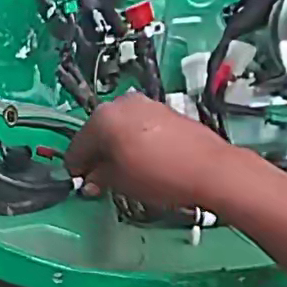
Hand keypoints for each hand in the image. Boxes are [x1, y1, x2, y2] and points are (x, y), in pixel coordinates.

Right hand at [65, 93, 262, 212]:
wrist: (209, 170)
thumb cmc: (160, 175)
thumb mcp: (120, 182)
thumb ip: (99, 177)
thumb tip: (92, 179)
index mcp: (103, 117)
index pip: (77, 145)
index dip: (76, 167)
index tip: (80, 181)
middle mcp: (121, 103)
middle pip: (97, 132)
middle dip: (96, 154)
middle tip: (99, 178)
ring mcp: (145, 103)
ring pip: (118, 127)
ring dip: (115, 146)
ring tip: (122, 171)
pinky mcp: (164, 110)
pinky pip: (137, 125)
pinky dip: (133, 140)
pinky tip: (141, 160)